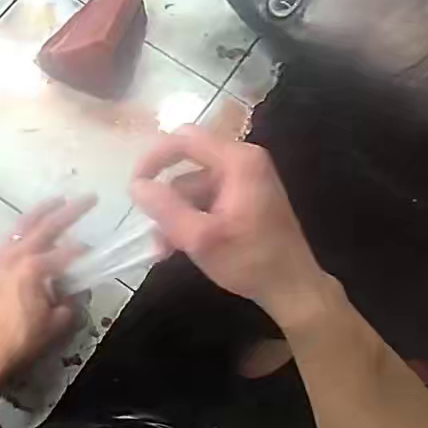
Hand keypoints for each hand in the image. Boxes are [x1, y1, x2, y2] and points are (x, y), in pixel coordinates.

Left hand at [0, 196, 93, 375]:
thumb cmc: (23, 337)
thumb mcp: (56, 322)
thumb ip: (69, 302)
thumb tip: (73, 293)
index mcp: (34, 268)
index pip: (67, 252)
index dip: (84, 250)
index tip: (97, 248)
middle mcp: (17, 256)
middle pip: (46, 226)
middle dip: (70, 211)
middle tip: (88, 199)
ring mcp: (3, 259)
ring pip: (25, 226)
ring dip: (43, 211)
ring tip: (58, 201)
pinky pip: (13, 238)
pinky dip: (26, 227)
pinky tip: (33, 227)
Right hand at [130, 125, 328, 324]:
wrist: (293, 288)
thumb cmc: (250, 262)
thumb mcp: (200, 238)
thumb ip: (165, 209)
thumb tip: (135, 186)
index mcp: (238, 161)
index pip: (184, 139)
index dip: (153, 158)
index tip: (134, 186)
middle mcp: (244, 161)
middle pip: (188, 162)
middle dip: (165, 193)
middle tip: (147, 218)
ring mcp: (246, 179)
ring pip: (194, 185)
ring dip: (176, 213)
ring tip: (163, 248)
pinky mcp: (246, 198)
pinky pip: (208, 198)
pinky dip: (191, 217)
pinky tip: (179, 245)